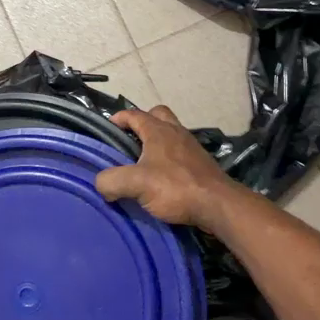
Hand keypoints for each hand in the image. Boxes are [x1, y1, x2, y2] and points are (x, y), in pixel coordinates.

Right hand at [95, 106, 246, 231]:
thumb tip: (101, 183)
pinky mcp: (200, 164)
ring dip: (157, 141)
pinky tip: (162, 177)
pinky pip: (180, 152)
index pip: (134, 114)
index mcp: (158, 130)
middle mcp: (176, 132)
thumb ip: (111, 181)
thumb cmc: (175, 188)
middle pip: (157, 115)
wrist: (218, 205)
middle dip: (142, 123)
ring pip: (170, 134)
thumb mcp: (135, 184)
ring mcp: (191, 147)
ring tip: (143, 162)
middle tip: (130, 141)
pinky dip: (169, 158)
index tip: (106, 128)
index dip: (118, 118)